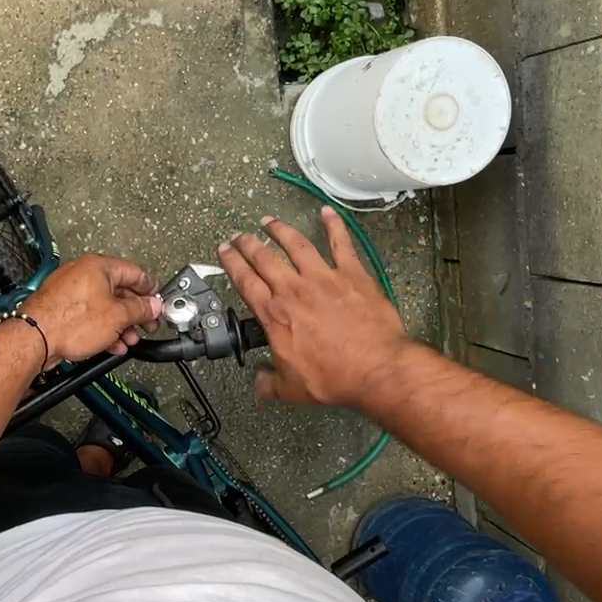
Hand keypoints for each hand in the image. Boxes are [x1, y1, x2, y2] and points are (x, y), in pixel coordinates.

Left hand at [19, 255, 163, 368]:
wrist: (36, 339)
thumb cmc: (68, 321)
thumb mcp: (117, 316)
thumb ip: (140, 309)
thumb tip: (152, 306)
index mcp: (98, 266)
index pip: (134, 272)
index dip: (150, 288)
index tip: (158, 300)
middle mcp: (82, 274)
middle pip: (119, 290)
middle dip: (135, 311)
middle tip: (147, 323)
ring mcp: (70, 291)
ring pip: (104, 306)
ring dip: (120, 324)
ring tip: (129, 338)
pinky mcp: (61, 308)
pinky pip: (89, 316)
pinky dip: (103, 328)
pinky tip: (110, 343)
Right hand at [217, 207, 409, 408]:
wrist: (377, 368)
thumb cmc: (335, 377)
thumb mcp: (292, 388)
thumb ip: (269, 383)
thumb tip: (259, 384)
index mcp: (275, 315)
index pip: (245, 281)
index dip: (231, 263)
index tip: (224, 251)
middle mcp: (295, 290)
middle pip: (264, 258)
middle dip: (247, 244)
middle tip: (239, 235)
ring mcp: (324, 278)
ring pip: (296, 244)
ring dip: (280, 230)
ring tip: (269, 221)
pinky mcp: (352, 275)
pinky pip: (341, 244)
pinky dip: (334, 225)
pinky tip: (327, 212)